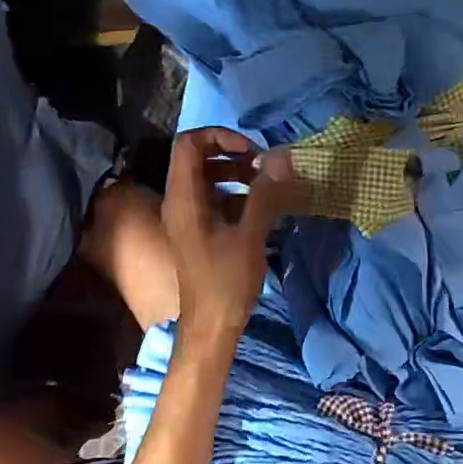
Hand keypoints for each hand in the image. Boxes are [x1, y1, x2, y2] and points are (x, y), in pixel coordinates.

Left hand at [161, 127, 293, 340]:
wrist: (211, 327)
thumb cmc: (226, 282)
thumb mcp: (249, 236)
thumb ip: (265, 194)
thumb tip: (283, 157)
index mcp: (183, 198)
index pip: (188, 143)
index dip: (219, 136)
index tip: (251, 152)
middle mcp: (179, 201)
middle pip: (197, 157)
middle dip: (232, 153)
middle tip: (264, 166)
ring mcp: (188, 216)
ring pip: (208, 177)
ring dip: (236, 173)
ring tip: (267, 184)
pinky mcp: (199, 229)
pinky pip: (214, 197)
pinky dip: (236, 193)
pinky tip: (261, 206)